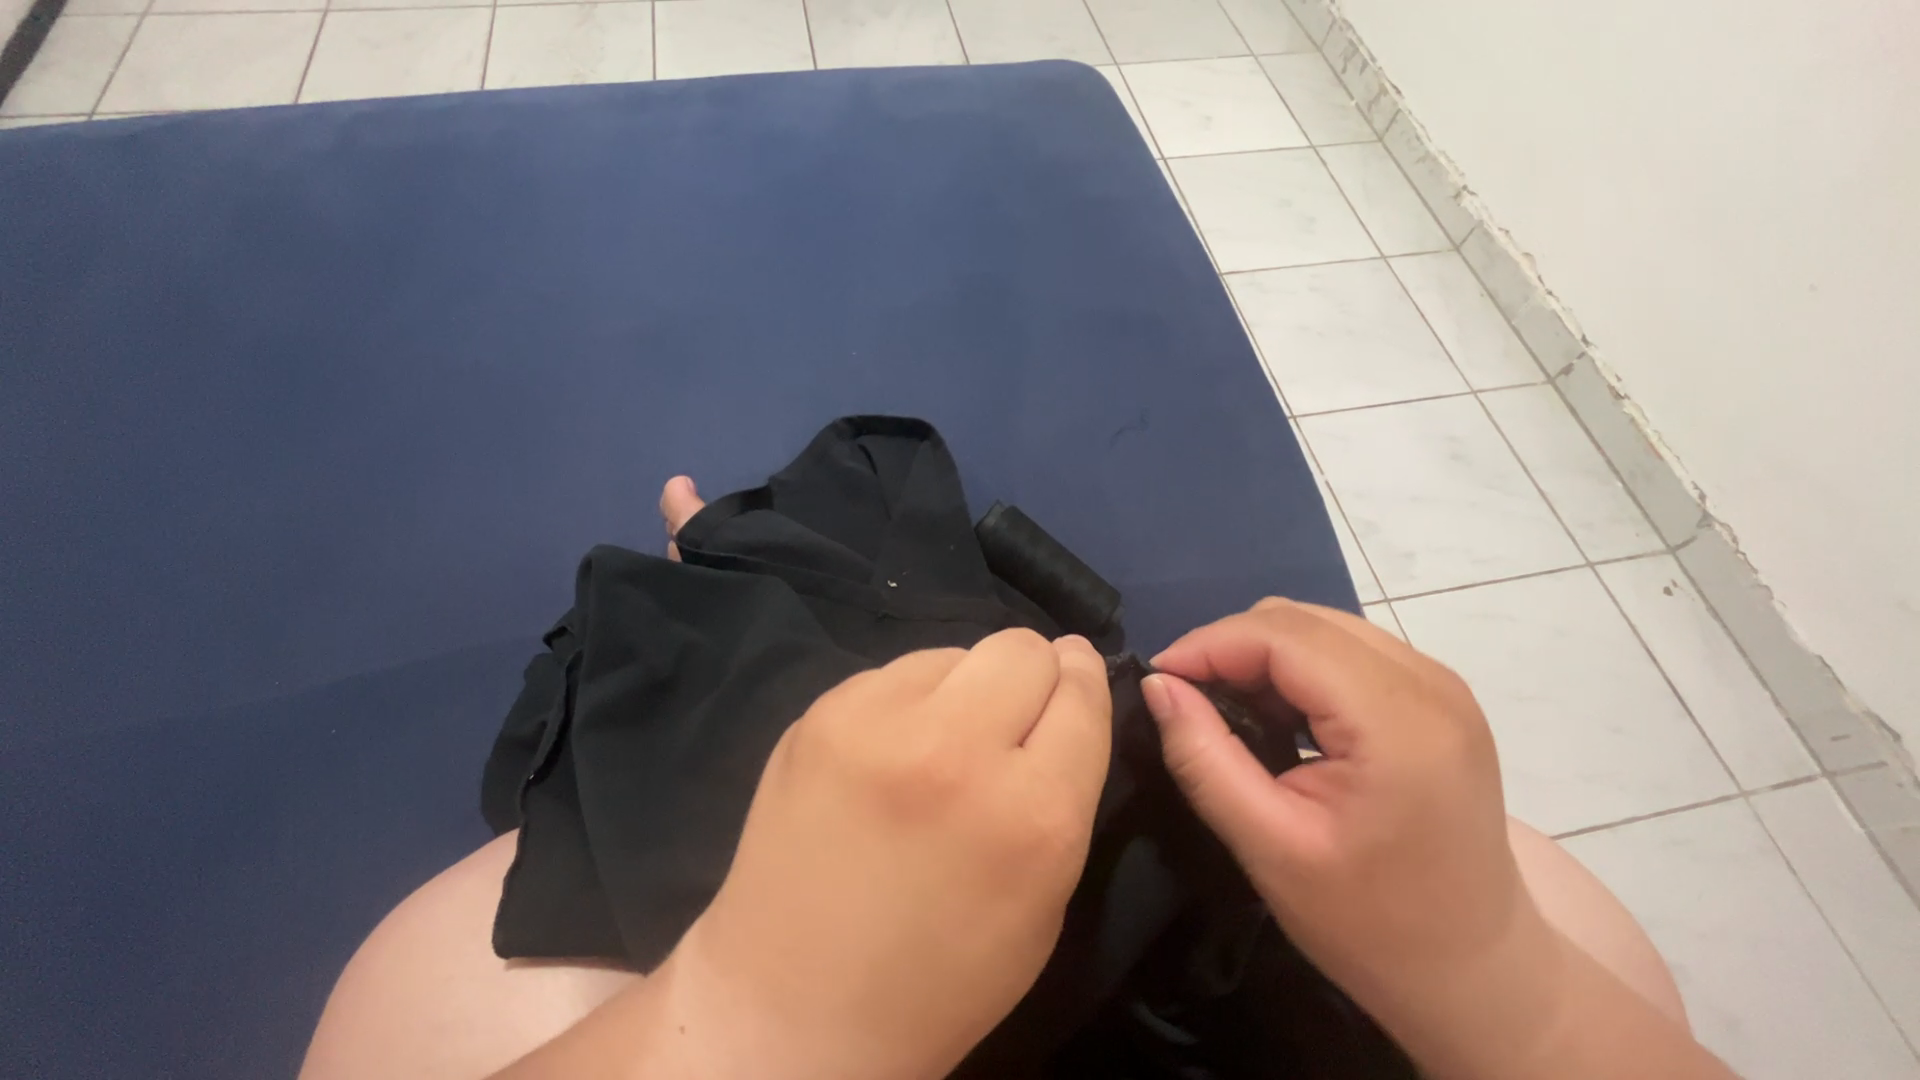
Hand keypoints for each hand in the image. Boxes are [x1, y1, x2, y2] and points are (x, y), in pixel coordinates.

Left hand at [658, 630, 1112, 1079]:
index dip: (1083, 684)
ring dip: (965, 688)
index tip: (1073, 684)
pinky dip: (907, 701)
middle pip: (1023, 647)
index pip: (1082, 690)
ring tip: (937, 745)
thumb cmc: (942, 972)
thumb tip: (1070, 689)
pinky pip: (894, 674)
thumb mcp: (1046, 894)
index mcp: (1032, 810)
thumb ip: (1065, 786)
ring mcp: (877, 723)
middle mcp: (956, 748)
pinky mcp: (821, 712)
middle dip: (1031, 676)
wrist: (795, 1006)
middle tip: (1007, 722)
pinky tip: (885, 754)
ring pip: (956, 650)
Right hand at [1140, 599, 1550, 1034]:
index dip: (1209, 645)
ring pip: (1321, 626)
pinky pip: (1346, 648)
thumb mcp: (1269, 846)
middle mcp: (1428, 683)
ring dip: (1261, 653)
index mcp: (1396, 722)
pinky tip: (1277, 713)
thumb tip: (1159, 685)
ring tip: (1228, 708)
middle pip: (1301, 620)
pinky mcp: (1437, 696)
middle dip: (1230, 646)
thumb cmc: (1368, 922)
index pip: (1283, 636)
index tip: (1159, 680)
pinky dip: (1296, 665)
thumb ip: (1205, 758)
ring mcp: (1440, 684)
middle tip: (1187, 698)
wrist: (1473, 968)